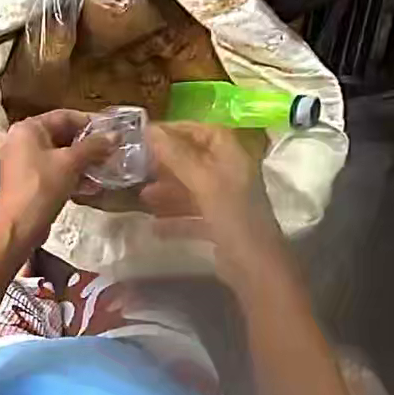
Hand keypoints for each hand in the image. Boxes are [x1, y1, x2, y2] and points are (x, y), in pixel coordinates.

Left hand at [0, 109, 110, 253]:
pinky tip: (91, 184)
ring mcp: (22, 162)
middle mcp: (21, 140)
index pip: (64, 116)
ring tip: (105, 168)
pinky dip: (71, 174)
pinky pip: (53, 170)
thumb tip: (115, 135)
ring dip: (82, 161)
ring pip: (58, 155)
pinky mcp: (28, 181)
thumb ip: (94, 146)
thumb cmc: (42, 187)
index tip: (111, 132)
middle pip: (61, 135)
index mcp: (28, 129)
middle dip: (87, 145)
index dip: (90, 122)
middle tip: (111, 151)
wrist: (18, 226)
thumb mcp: (71, 163)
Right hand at [141, 122, 287, 287]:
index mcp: (233, 156)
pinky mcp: (221, 227)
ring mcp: (227, 202)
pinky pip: (194, 216)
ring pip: (193, 189)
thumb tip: (150, 129)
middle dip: (167, 163)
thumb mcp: (203, 180)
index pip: (204, 131)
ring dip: (168, 191)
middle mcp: (231, 175)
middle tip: (138, 166)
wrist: (254, 265)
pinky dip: (175, 219)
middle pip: (196, 161)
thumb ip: (176, 155)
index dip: (177, 130)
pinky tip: (153, 226)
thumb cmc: (232, 215)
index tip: (147, 134)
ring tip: (141, 196)